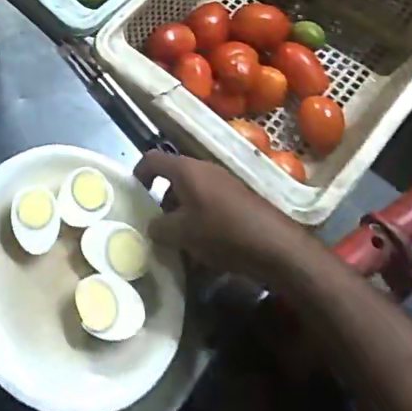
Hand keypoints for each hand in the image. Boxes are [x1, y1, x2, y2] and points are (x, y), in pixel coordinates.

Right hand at [135, 151, 317, 282]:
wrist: (277, 247)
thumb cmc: (222, 232)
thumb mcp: (182, 234)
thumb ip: (159, 227)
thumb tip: (152, 226)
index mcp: (186, 169)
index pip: (152, 159)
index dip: (139, 172)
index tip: (134, 193)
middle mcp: (205, 169)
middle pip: (174, 178)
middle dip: (163, 201)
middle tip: (158, 225)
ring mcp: (225, 183)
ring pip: (194, 194)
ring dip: (183, 214)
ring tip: (181, 242)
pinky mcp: (241, 201)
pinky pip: (212, 205)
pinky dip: (203, 221)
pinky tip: (206, 251)